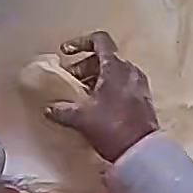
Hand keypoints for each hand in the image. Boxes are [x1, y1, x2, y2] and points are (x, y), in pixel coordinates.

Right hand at [45, 31, 158, 161]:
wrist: (142, 152)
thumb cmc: (112, 127)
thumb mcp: (81, 118)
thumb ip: (62, 110)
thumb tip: (49, 109)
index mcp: (115, 67)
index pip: (99, 40)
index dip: (80, 42)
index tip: (66, 52)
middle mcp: (129, 71)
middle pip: (104, 57)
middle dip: (83, 66)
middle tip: (70, 81)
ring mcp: (138, 84)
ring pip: (113, 71)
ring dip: (95, 78)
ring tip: (81, 94)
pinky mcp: (143, 99)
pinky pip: (122, 84)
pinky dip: (107, 88)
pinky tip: (96, 105)